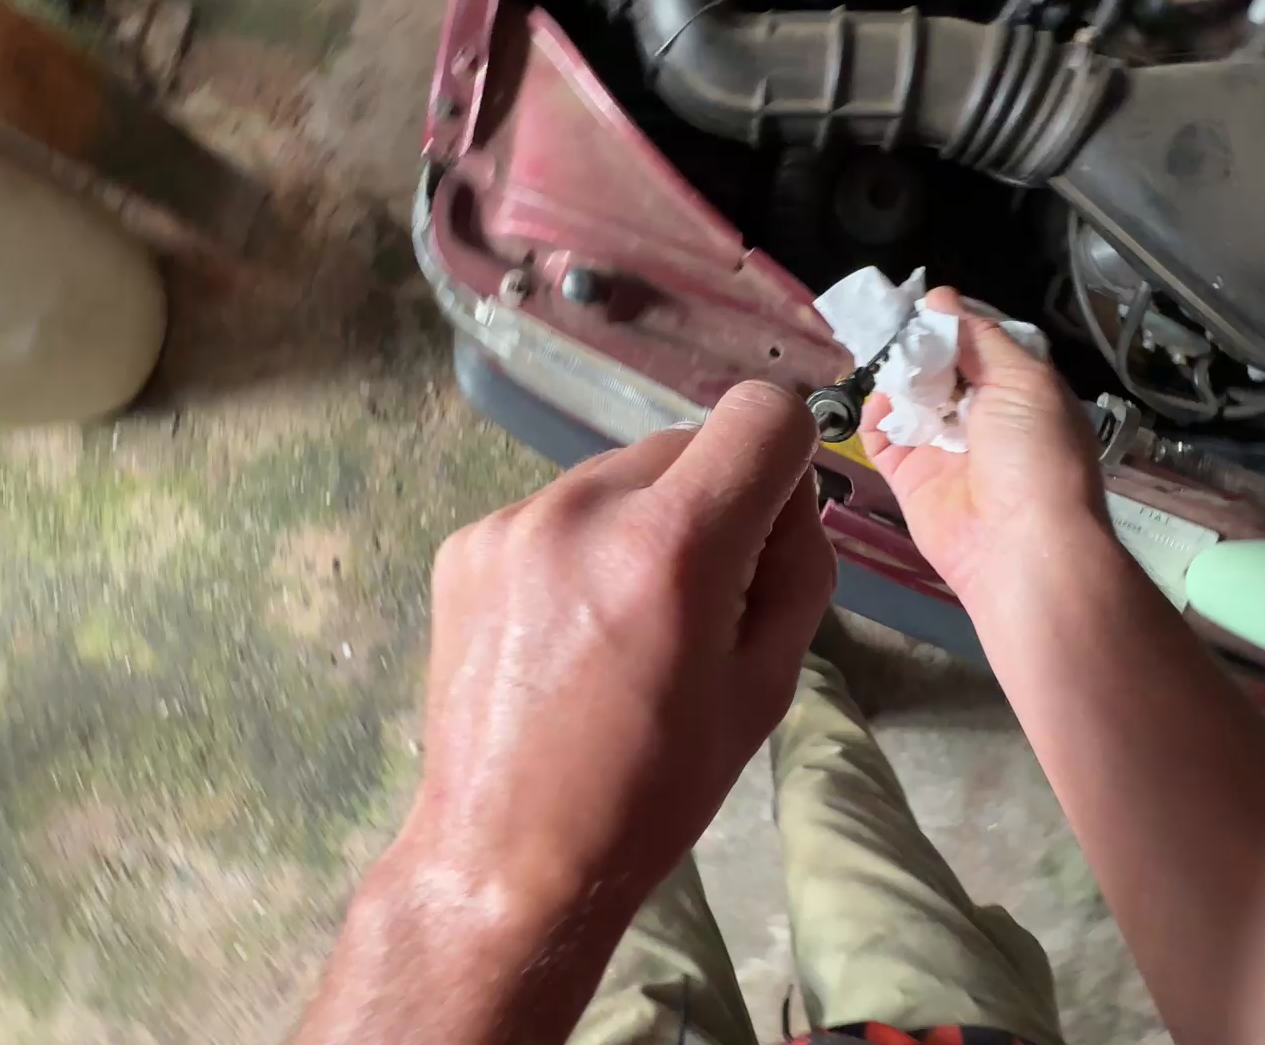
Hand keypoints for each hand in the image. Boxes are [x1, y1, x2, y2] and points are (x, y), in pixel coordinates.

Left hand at [406, 380, 836, 914]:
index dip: (786, 454)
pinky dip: (584, 543)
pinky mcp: (467, 540)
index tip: (771, 516)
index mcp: (673, 543)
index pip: (762, 412)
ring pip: (622, 473)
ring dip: (645, 519)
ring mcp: (514, 517)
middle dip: (714, 497)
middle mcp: (585, 505)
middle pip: (689, 441)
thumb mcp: (767, 682)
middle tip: (698, 589)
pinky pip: (559, 509)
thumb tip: (785, 495)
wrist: (505, 853)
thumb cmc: (655, 785)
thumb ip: (797, 563)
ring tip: (623, 614)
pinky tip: (566, 624)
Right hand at [862, 287, 1108, 602]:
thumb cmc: (1035, 456)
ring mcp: (940, 447)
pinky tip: (876, 404)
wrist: (1018, 544)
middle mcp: (978, 416)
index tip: (920, 301)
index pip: (977, 344)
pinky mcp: (907, 474)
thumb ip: (978, 338)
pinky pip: (881, 438)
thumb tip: (940, 297)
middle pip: (936, 369)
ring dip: (893, 379)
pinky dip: (873, 418)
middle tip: (886, 325)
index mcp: (1017, 390)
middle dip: (914, 348)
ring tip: (880, 361)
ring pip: (906, 399)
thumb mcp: (1023, 380)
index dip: (949, 322)